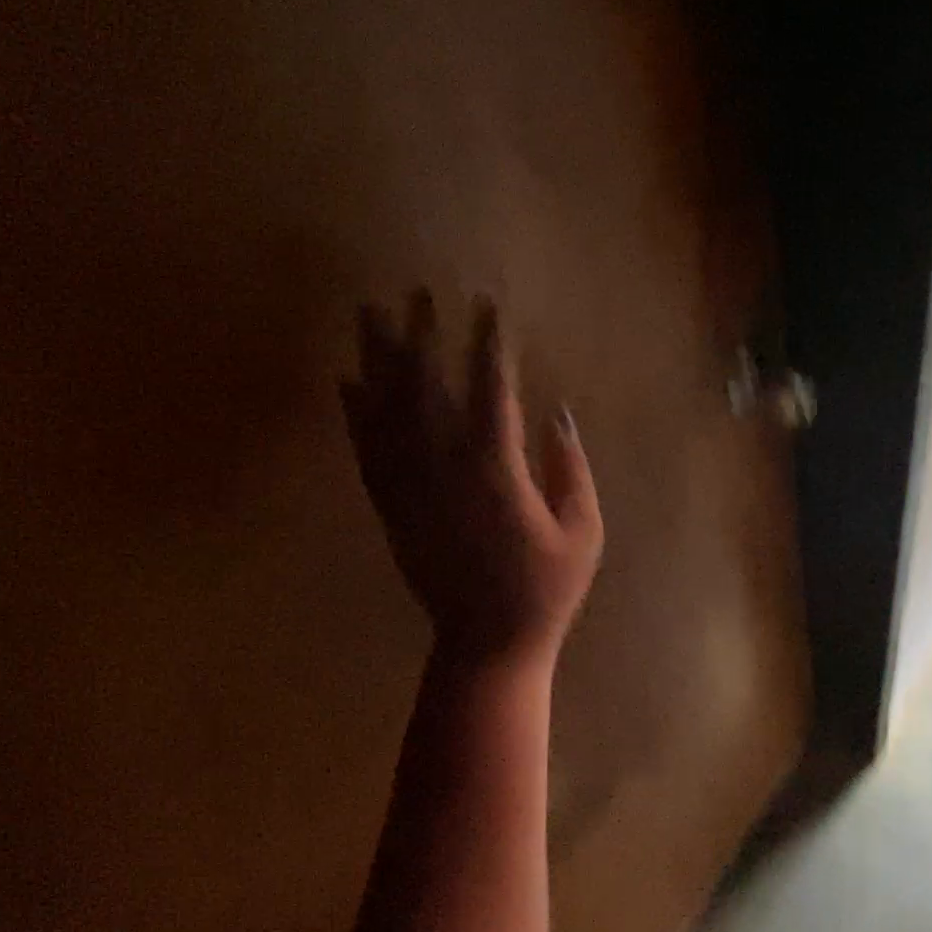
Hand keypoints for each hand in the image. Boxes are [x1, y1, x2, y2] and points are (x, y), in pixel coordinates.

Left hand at [339, 289, 602, 662]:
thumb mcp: (584, 532)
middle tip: (415, 291)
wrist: (487, 641)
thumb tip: (559, 416)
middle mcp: (445, 469)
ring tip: (369, 314)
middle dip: (422, 334)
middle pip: (426, 387)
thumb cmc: (547, 587)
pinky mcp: (391, 507)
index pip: (492, 390)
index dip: (487, 344)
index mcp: (498, 472)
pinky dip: (355, 413)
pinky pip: (366, 450)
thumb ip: (571, 470)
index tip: (485, 304)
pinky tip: (347, 381)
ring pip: (386, 411)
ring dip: (377, 359)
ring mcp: (411, 488)